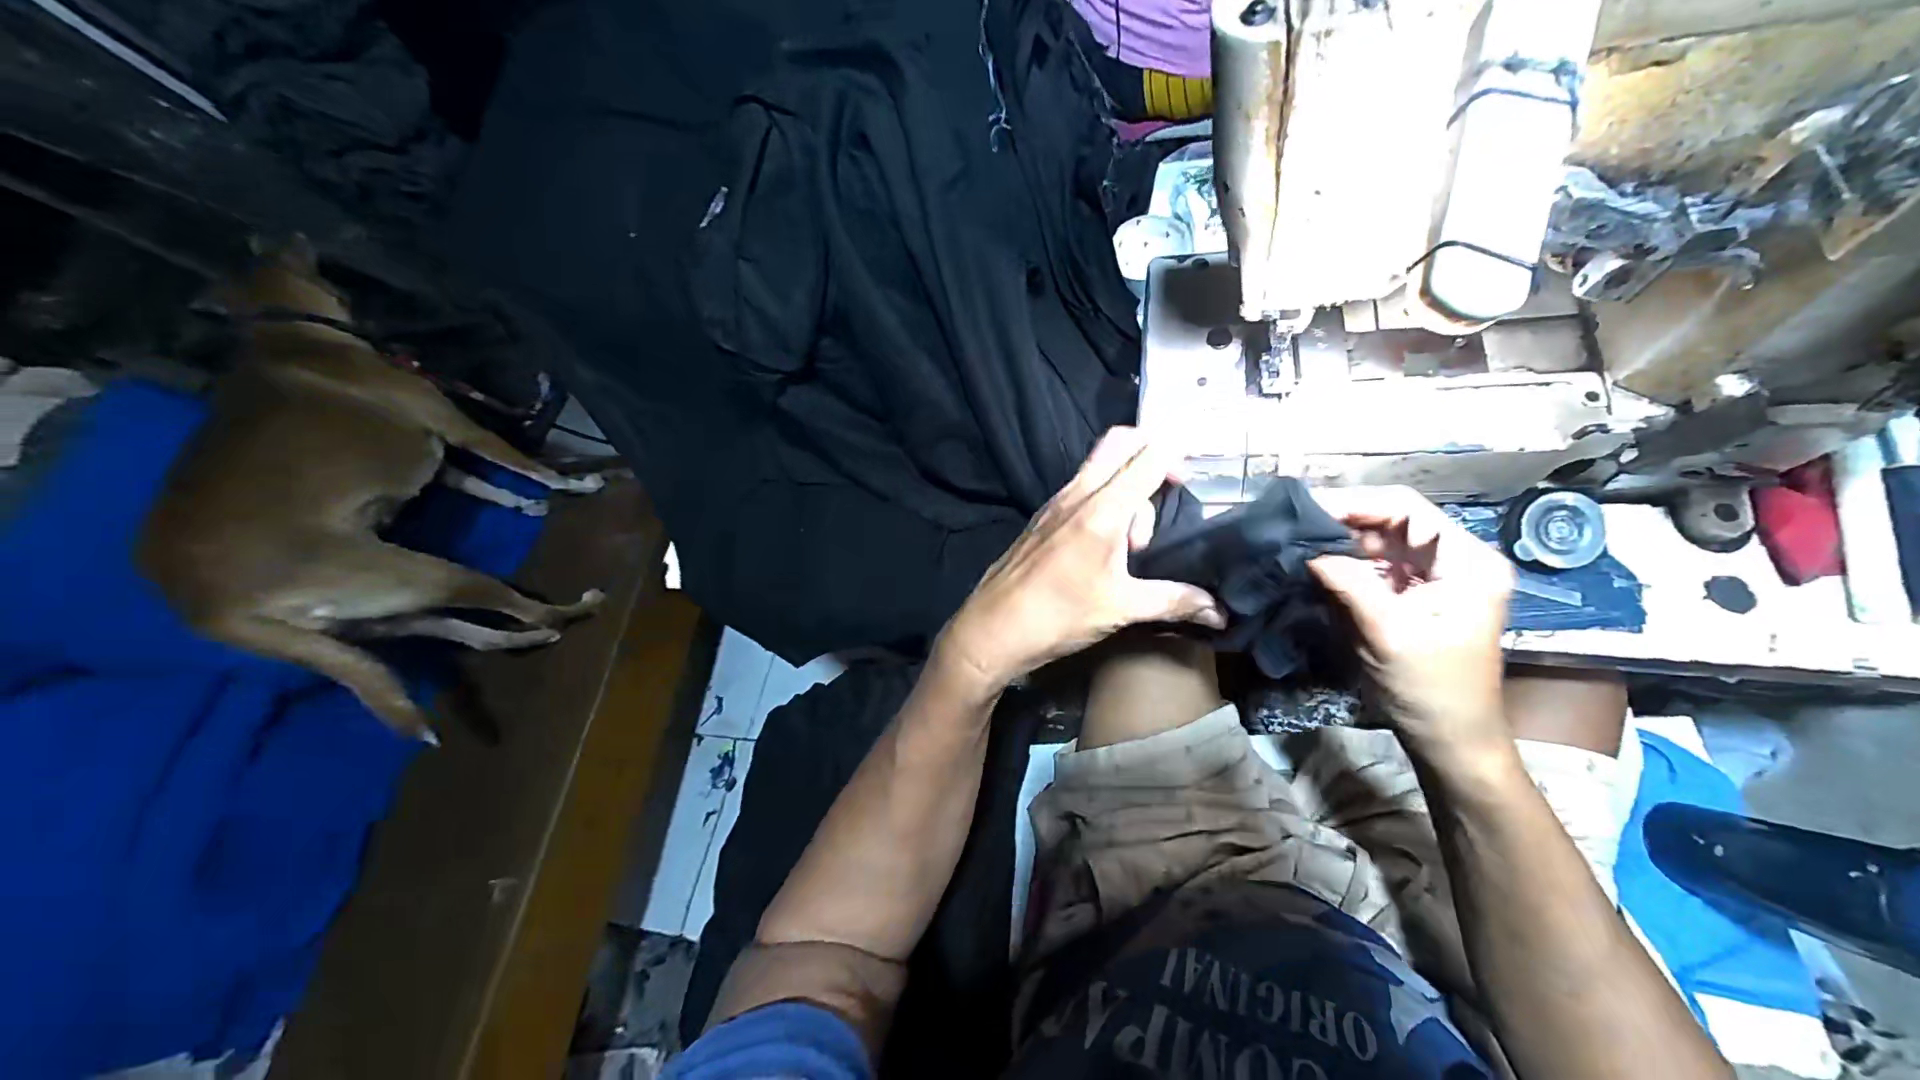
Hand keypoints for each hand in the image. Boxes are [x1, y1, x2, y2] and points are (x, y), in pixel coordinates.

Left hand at [936, 428, 1225, 691]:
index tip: (1189, 485)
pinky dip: (1103, 497)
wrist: (991, 628)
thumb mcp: (1121, 608)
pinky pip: (1081, 487)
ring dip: (1125, 484)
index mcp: (1102, 509)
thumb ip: (1175, 602)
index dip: (1176, 458)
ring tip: (1132, 541)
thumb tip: (1221, 612)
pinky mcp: (1042, 517)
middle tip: (1163, 498)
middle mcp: (1077, 494)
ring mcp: (1055, 502)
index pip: (1148, 457)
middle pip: (1120, 442)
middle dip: (1150, 455)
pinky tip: (1106, 544)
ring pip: (1099, 465)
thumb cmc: (1057, 616)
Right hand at [1308, 487, 1513, 765]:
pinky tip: (1311, 563)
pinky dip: (1341, 563)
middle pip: (1390, 520)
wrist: (1448, 739)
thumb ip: (1348, 583)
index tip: (1305, 510)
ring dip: (1337, 541)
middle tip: (1290, 525)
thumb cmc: (1431, 689)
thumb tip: (1304, 548)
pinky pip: (1371, 565)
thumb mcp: (1387, 632)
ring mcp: (1431, 576)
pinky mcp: (1409, 594)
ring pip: (1376, 541)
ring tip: (1294, 541)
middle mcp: (1452, 559)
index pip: (1405, 508)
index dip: (1354, 503)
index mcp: (1466, 561)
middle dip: (1340, 521)